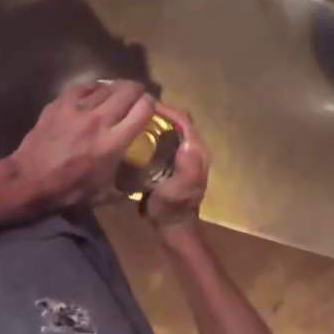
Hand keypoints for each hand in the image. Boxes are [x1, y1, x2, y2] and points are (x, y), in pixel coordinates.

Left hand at [2, 80, 155, 212]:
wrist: (30, 180)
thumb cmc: (68, 191)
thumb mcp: (103, 190)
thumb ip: (122, 176)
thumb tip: (136, 178)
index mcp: (113, 144)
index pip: (143, 110)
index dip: (151, 105)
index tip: (150, 107)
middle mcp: (99, 120)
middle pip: (127, 91)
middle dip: (137, 90)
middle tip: (138, 94)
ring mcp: (77, 109)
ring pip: (106, 86)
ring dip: (116, 88)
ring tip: (117, 93)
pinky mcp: (59, 104)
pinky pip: (83, 87)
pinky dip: (93, 87)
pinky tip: (95, 92)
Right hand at [143, 103, 208, 232]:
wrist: (171, 228)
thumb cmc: (172, 209)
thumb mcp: (178, 190)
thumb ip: (186, 167)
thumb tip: (187, 143)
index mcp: (197, 152)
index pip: (185, 120)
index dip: (167, 110)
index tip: (145, 105)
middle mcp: (194, 150)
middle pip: (179, 122)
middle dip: (161, 113)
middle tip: (137, 109)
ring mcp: (186, 156)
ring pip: (173, 130)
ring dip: (157, 122)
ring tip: (136, 118)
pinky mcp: (176, 163)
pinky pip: (166, 140)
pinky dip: (155, 133)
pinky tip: (139, 135)